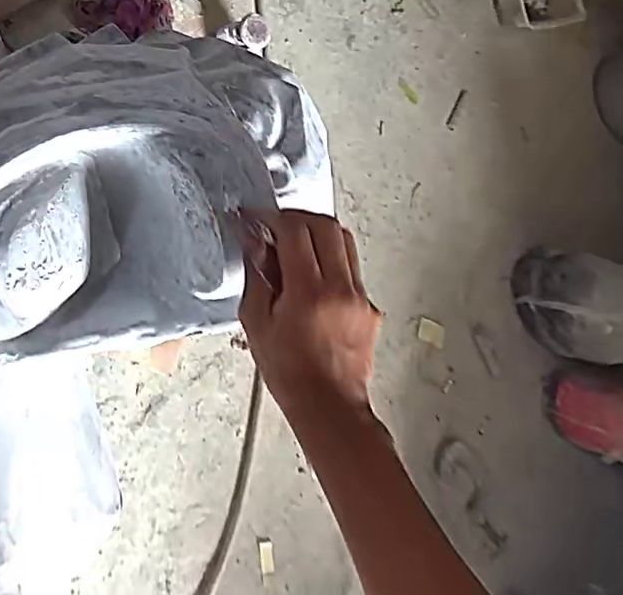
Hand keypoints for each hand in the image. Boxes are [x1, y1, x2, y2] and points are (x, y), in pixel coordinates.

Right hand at [237, 209, 381, 421]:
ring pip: (345, 242)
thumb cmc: (289, 369)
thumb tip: (254, 241)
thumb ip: (256, 274)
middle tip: (275, 225)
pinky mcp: (368, 307)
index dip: (272, 218)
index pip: (296, 231)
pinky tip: (307, 274)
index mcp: (310, 292)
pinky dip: (327, 258)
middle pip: (327, 227)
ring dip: (316, 234)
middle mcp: (341, 290)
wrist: (328, 405)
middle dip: (297, 218)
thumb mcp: (256, 319)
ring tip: (292, 245)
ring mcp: (360, 298)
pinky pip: (349, 267)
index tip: (256, 219)